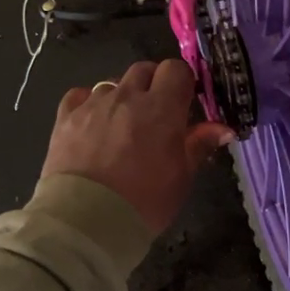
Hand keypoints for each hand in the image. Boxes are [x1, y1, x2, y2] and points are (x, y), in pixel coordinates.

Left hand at [41, 59, 235, 233]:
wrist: (87, 220)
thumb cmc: (144, 202)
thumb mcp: (181, 177)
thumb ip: (199, 145)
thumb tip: (224, 129)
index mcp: (161, 108)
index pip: (176, 70)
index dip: (181, 83)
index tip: (183, 103)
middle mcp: (127, 97)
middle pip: (143, 70)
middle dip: (153, 84)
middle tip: (155, 113)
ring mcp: (93, 105)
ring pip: (112, 83)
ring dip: (121, 96)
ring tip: (121, 125)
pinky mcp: (65, 117)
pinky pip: (79, 96)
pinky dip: (88, 104)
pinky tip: (91, 123)